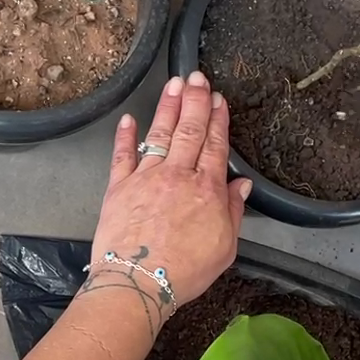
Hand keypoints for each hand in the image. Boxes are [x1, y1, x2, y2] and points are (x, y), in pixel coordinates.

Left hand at [85, 72, 249, 330]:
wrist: (139, 281)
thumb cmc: (184, 271)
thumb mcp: (225, 247)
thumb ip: (233, 212)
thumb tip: (241, 186)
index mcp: (206, 190)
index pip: (215, 146)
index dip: (217, 120)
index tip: (219, 100)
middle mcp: (177, 176)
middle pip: (189, 131)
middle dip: (194, 101)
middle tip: (197, 77)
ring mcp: (146, 179)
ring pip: (159, 135)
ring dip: (167, 108)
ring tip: (174, 84)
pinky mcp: (118, 188)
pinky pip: (122, 156)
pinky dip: (125, 136)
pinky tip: (129, 119)